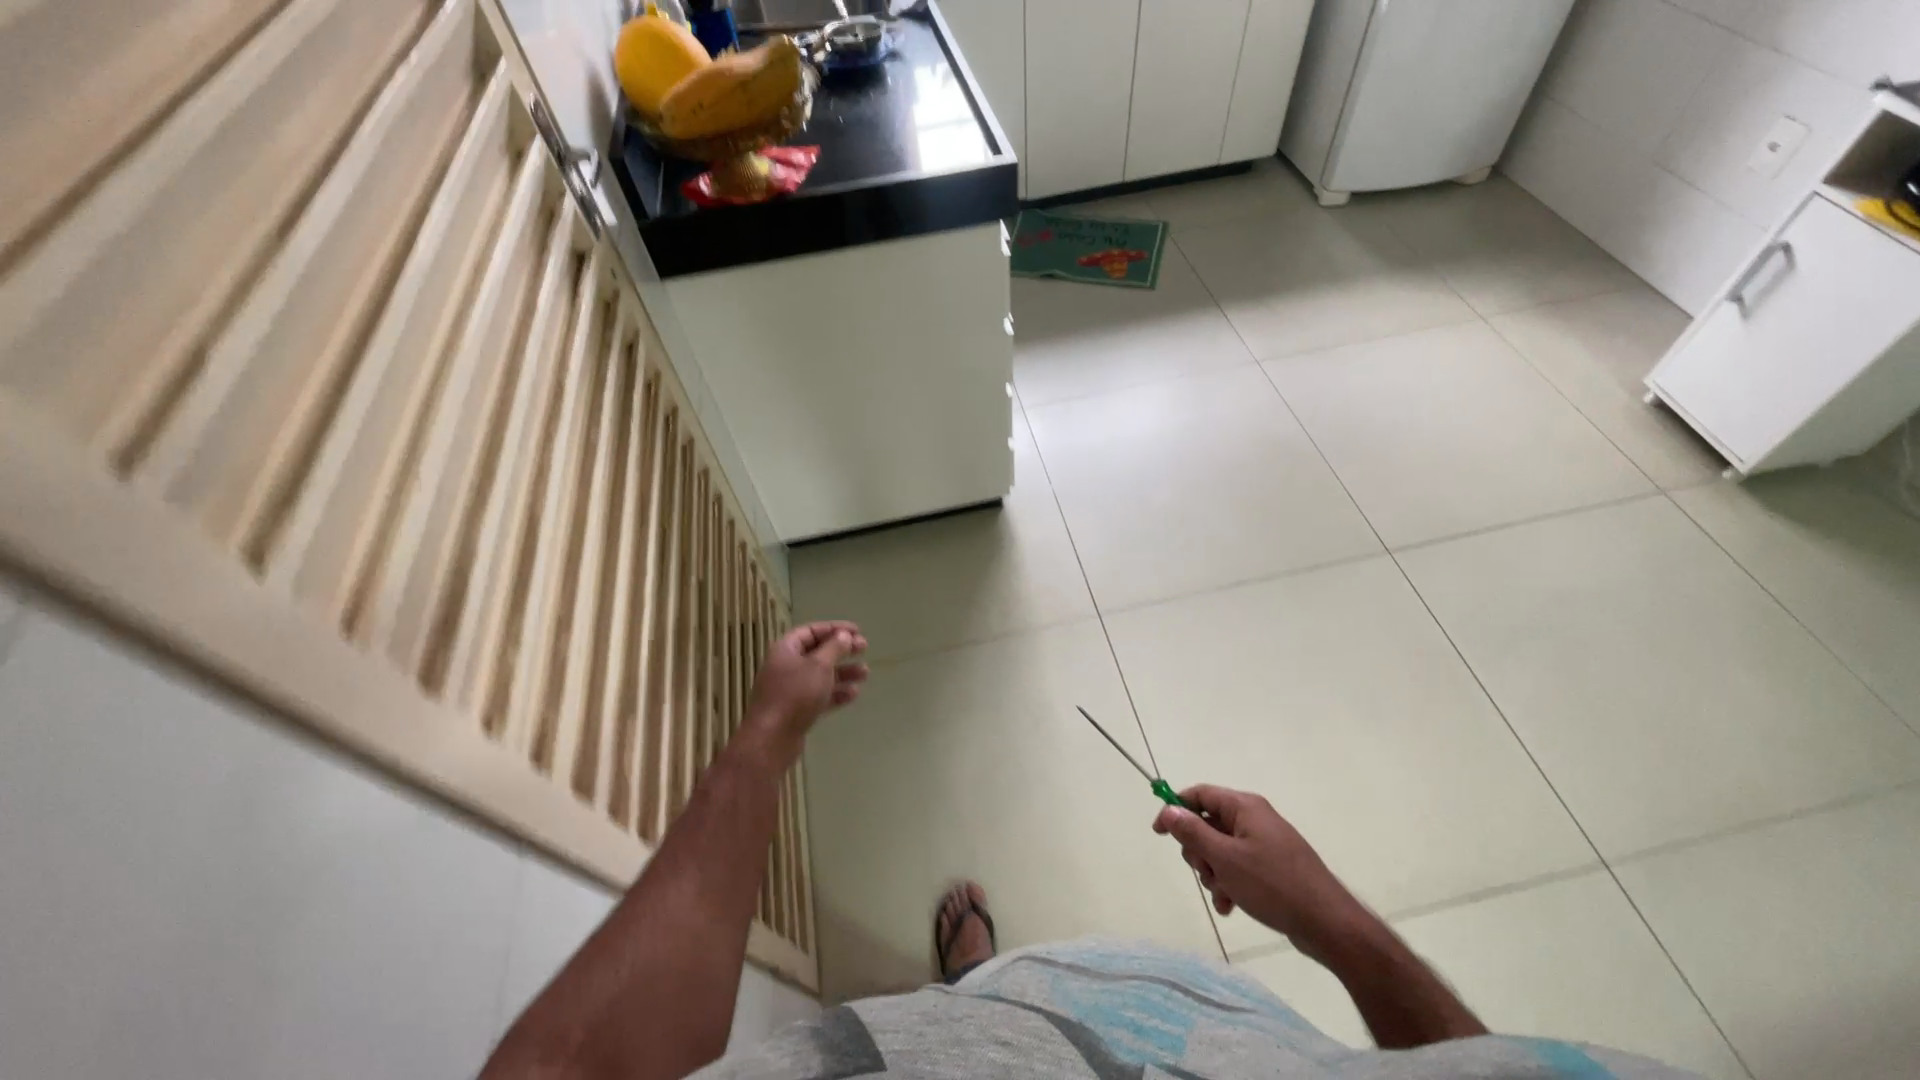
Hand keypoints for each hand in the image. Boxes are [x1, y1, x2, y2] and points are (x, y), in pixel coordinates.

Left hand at [743, 621, 868, 762]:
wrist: (772, 738)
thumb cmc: (795, 694)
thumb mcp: (819, 666)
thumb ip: (834, 648)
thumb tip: (843, 635)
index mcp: (786, 649)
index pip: (811, 631)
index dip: (834, 628)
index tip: (857, 631)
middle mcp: (786, 666)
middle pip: (817, 652)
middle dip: (842, 650)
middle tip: (864, 648)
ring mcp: (790, 689)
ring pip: (821, 676)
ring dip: (843, 673)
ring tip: (865, 674)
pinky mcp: (796, 710)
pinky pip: (819, 695)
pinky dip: (836, 693)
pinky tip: (853, 694)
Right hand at [1153, 785, 1368, 961]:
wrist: (1326, 922)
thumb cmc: (1272, 884)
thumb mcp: (1225, 858)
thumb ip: (1193, 832)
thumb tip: (1168, 809)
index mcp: (1244, 807)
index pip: (1200, 794)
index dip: (1175, 809)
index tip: (1158, 832)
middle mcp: (1254, 819)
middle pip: (1208, 824)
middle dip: (1199, 852)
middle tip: (1207, 871)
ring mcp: (1264, 843)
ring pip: (1220, 850)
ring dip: (1214, 874)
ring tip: (1224, 895)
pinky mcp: (1271, 867)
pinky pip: (1238, 868)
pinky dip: (1229, 884)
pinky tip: (1230, 906)